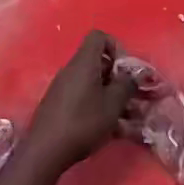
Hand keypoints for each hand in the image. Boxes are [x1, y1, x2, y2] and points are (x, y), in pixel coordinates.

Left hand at [20, 31, 136, 175]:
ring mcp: (65, 86)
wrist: (47, 147)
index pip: (99, 37)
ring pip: (94, 82)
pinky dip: (101, 105)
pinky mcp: (61, 102)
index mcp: (83, 63)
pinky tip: (114, 128)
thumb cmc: (83, 122)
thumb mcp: (112, 104)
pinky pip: (86, 96)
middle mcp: (72, 69)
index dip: (116, 48)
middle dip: (120, 78)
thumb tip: (134, 74)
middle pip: (99, 62)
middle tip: (136, 98)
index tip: (127, 71)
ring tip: (132, 118)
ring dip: (114, 95)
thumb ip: (126, 86)